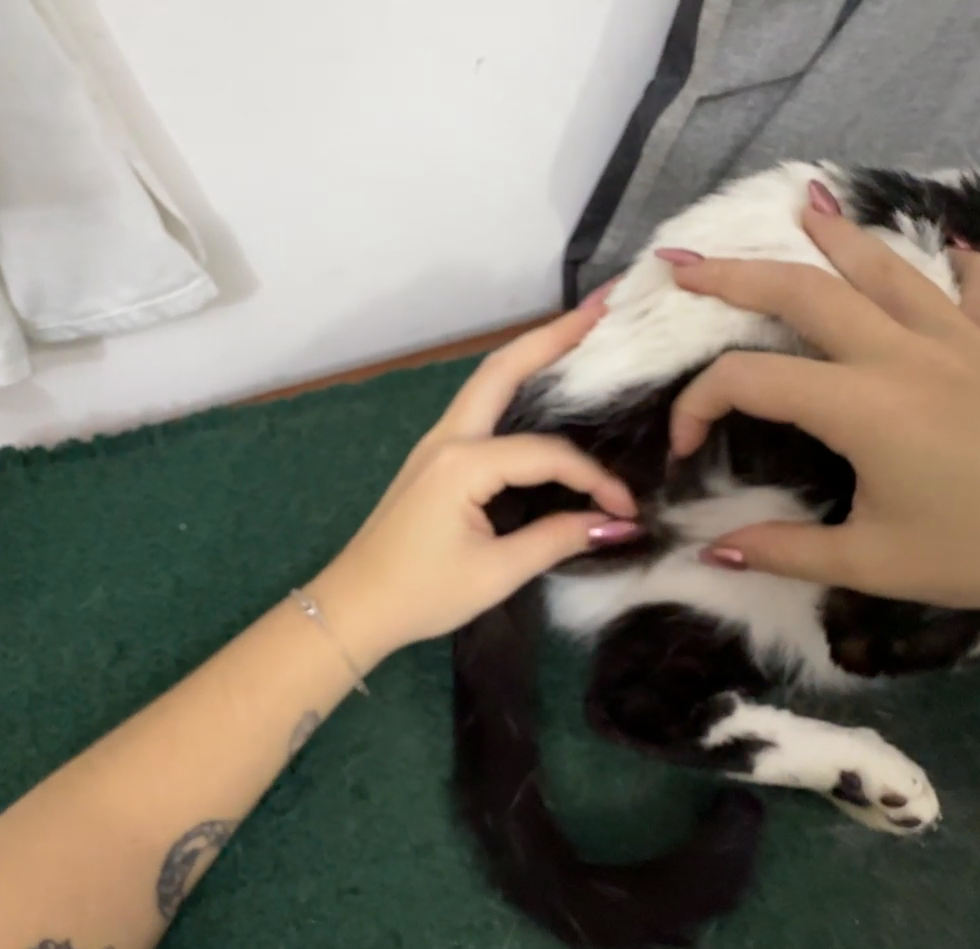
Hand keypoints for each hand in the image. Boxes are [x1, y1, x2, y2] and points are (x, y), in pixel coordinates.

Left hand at [309, 292, 639, 660]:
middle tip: (599, 311)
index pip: (546, 454)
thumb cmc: (421, 593)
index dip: (593, 478)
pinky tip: (537, 392)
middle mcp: (447, 439)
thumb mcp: (496, 572)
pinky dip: (511, 390)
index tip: (625, 507)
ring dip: (528, 356)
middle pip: (502, 370)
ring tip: (576, 337)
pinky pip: (478, 410)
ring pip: (486, 384)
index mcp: (463, 463)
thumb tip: (616, 523)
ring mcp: (435, 444)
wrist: (354, 607)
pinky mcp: (433, 459)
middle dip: (551, 337)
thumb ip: (558, 539)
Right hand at [666, 193, 979, 613]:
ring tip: (805, 207)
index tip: (683, 451)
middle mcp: (903, 354)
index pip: (747, 381)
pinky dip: (958, 270)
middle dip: (735, 276)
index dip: (695, 407)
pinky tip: (955, 252)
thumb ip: (782, 552)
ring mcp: (964, 341)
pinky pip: (978, 292)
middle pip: (804, 293)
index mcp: (860, 405)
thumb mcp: (872, 563)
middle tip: (688, 266)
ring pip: (886, 271)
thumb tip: (711, 551)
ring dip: (837, 238)